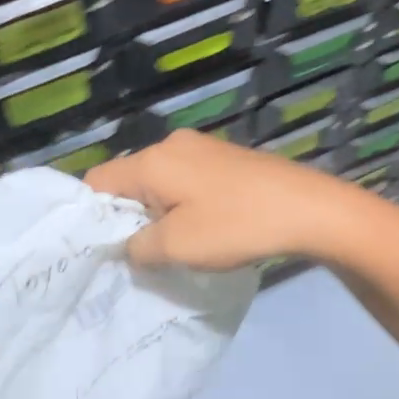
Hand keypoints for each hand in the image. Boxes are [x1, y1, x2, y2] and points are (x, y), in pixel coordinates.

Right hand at [85, 130, 365, 271]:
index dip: (91, 216)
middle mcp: (171, 144)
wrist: (307, 208)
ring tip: (172, 247)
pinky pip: (185, 180)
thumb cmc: (236, 225)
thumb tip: (126, 244)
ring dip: (158, 213)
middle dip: (127, 216)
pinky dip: (182, 204)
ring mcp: (201, 148)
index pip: (97, 181)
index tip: (102, 249)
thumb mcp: (177, 247)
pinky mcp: (224, 158)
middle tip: (137, 255)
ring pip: (158, 181)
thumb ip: (137, 247)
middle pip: (128, 180)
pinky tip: (202, 229)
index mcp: (152, 160)